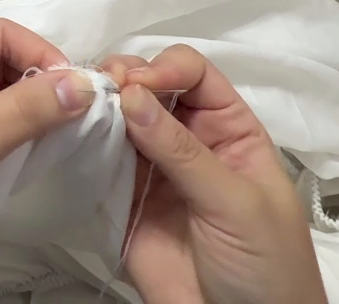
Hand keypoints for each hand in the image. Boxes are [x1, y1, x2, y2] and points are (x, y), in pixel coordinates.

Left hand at [0, 19, 99, 280]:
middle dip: (36, 86)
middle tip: (75, 124)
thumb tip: (82, 82)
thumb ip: (29, 109)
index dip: (44, 56)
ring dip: (20, 113)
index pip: (1, 32)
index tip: (81, 95)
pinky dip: (1, 133)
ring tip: (53, 143)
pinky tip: (22, 158)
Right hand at [101, 45, 326, 303]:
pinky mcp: (120, 189)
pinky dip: (84, 132)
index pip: (194, 73)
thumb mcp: (237, 205)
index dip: (165, 69)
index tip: (138, 86)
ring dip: (100, 99)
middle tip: (104, 90)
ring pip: (119, 110)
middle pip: (150, 82)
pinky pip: (98, 149)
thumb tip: (130, 94)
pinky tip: (73, 127)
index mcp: (228, 129)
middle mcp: (187, 135)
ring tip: (84, 104)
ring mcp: (151, 162)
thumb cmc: (265, 269)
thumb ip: (183, 150)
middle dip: (125, 75)